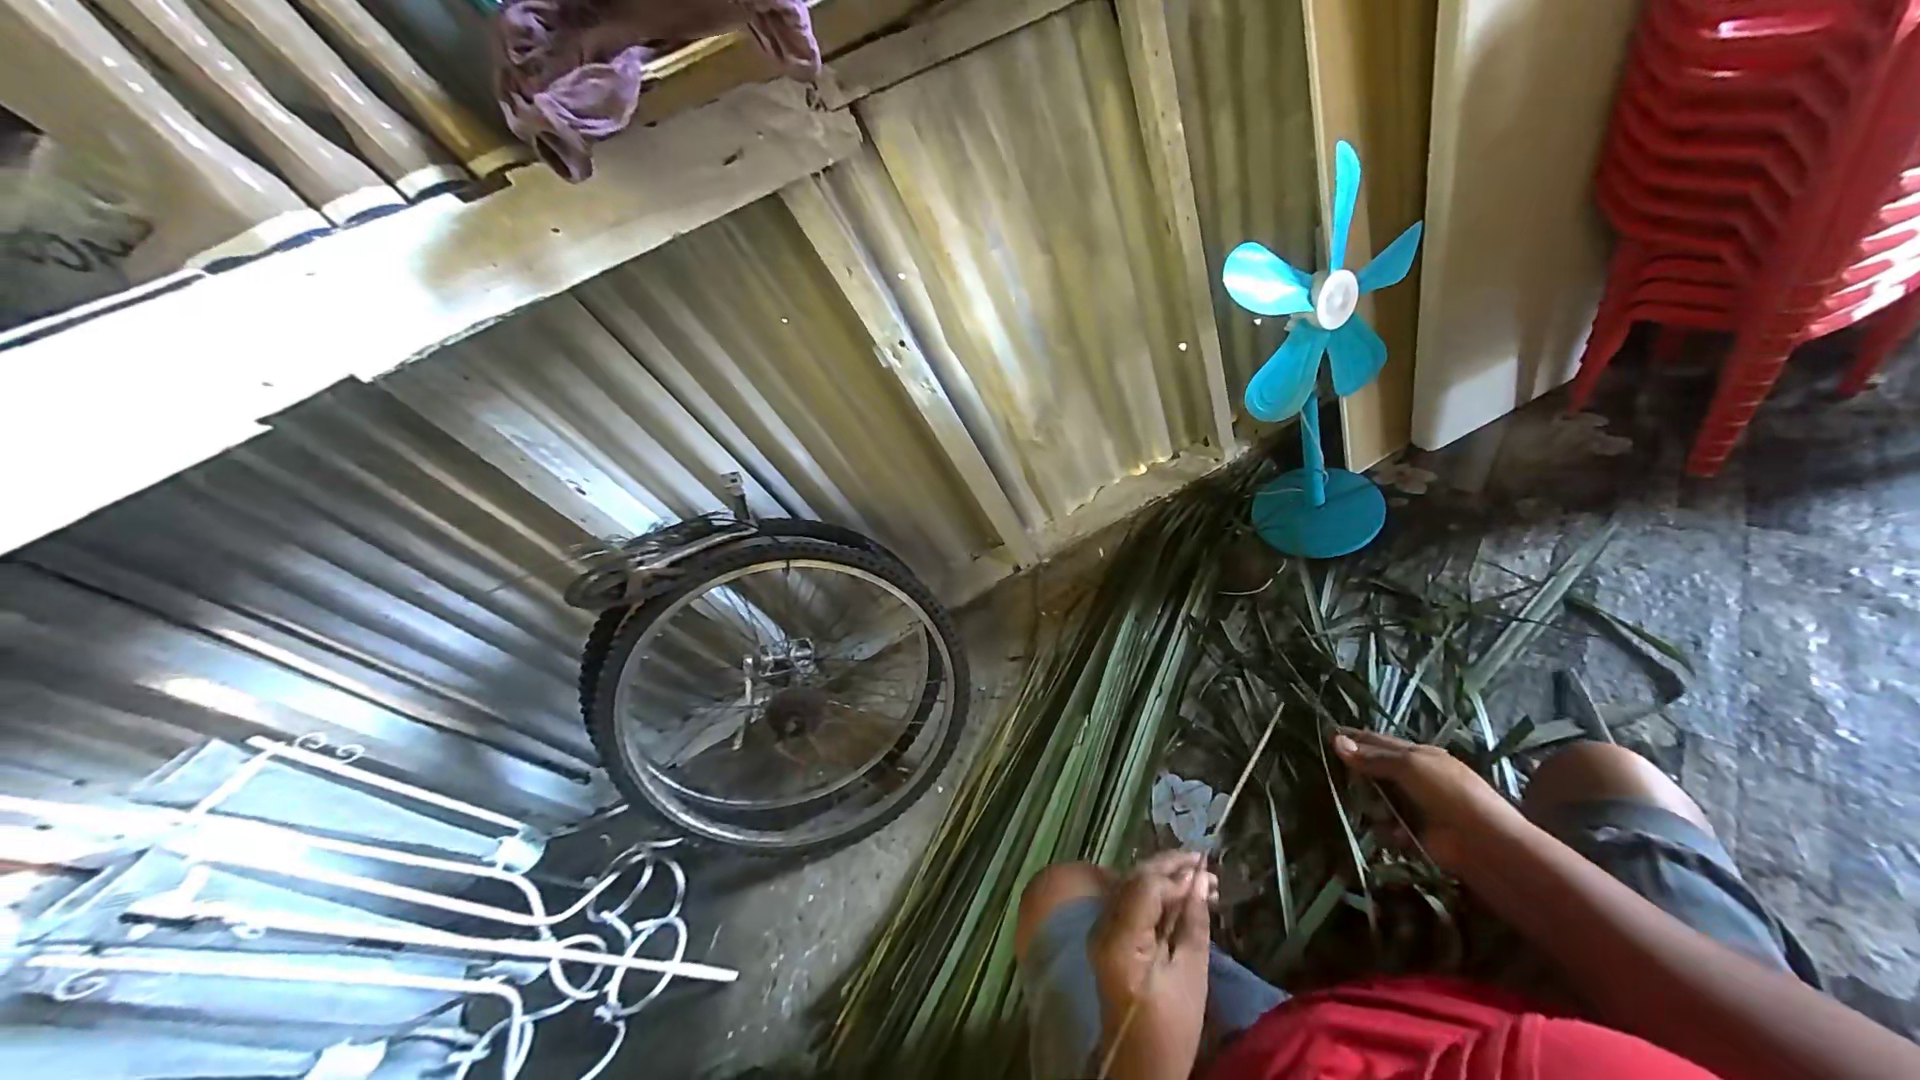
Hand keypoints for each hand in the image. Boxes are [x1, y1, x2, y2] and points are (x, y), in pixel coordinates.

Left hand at [1089, 851, 1213, 1079]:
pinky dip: (1154, 894)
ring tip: (1200, 879)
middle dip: (1169, 868)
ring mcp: (1100, 929)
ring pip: (1130, 887)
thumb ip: (1193, 922)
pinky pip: (1128, 902)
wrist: (1139, 1064)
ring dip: (1163, 878)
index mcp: (1119, 939)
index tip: (1206, 873)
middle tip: (1205, 865)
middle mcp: (1102, 926)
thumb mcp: (1191, 975)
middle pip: (1133, 881)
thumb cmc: (1171, 1028)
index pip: (1144, 887)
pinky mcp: (1106, 935)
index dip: (1176, 876)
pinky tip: (1178, 895)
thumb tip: (1200, 880)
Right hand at [1332, 728, 1530, 871]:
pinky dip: (1384, 829)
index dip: (1353, 738)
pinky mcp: (1410, 833)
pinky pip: (1383, 827)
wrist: (1483, 843)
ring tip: (1371, 809)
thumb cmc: (1450, 793)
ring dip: (1370, 804)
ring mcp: (1411, 806)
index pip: (1378, 741)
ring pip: (1374, 799)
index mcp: (1418, 756)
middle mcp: (1413, 778)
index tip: (1326, 735)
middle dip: (1356, 774)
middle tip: (1335, 774)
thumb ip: (1372, 757)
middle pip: (1372, 770)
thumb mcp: (1410, 766)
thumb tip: (1335, 741)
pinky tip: (1390, 830)